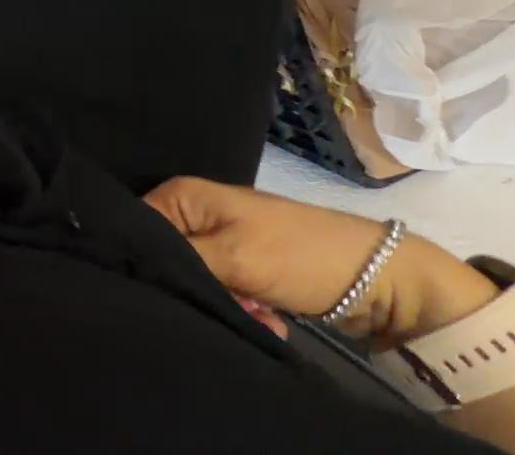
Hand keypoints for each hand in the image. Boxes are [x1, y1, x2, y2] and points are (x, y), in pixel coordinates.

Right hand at [145, 177, 499, 344]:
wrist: (387, 281)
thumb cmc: (300, 257)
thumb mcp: (232, 258)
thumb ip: (176, 257)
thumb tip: (127, 259)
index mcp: (183, 194)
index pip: (137, 226)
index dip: (148, 259)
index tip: (172, 288)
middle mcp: (196, 209)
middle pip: (168, 252)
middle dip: (192, 285)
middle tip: (224, 305)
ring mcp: (221, 233)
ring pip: (196, 273)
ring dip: (221, 301)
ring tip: (253, 317)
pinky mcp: (244, 258)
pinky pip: (222, 283)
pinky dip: (238, 304)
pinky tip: (263, 319)